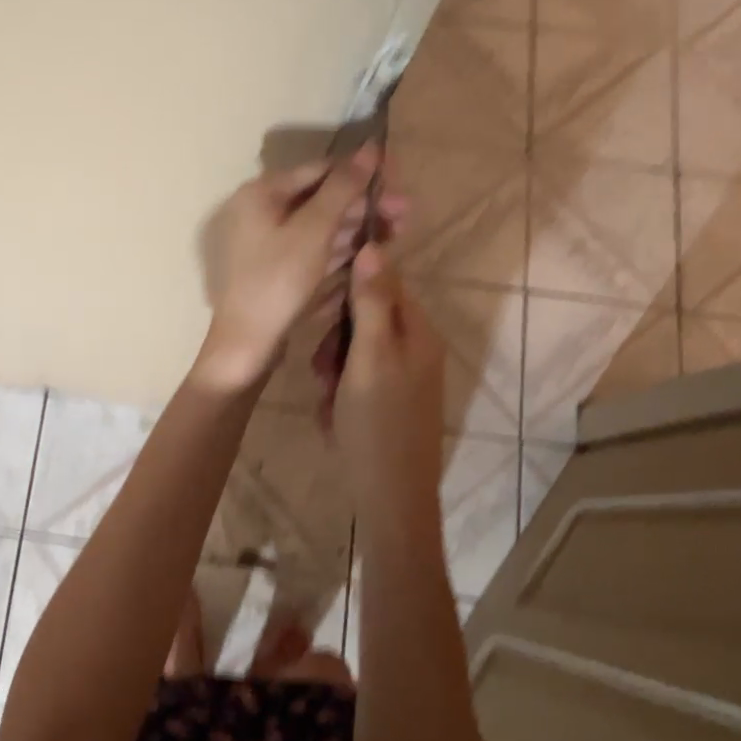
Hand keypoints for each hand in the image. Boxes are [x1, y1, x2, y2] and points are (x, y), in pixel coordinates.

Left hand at [193, 143, 395, 391]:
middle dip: (364, 204)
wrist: (246, 344)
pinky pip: (313, 248)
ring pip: (321, 225)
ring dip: (357, 227)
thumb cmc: (277, 282)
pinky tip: (370, 252)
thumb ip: (343, 188)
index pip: (320, 170)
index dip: (361, 174)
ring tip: (397, 234)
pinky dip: (340, 248)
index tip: (399, 185)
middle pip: (321, 197)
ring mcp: (268, 242)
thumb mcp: (314, 231)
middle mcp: (261, 211)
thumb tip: (371, 148)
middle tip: (405, 216)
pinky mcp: (277, 269)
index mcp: (262, 193)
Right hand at [332, 244, 444, 521]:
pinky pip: (357, 381)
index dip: (348, 294)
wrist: (392, 494)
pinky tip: (332, 415)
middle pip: (367, 318)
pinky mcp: (390, 403)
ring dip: (334, 369)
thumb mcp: (370, 357)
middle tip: (323, 368)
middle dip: (336, 340)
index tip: (323, 315)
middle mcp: (416, 349)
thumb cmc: (377, 423)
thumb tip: (373, 246)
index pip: (384, 283)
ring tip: (326, 396)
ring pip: (356, 351)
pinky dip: (340, 394)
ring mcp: (404, 378)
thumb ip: (372, 303)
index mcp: (418, 332)